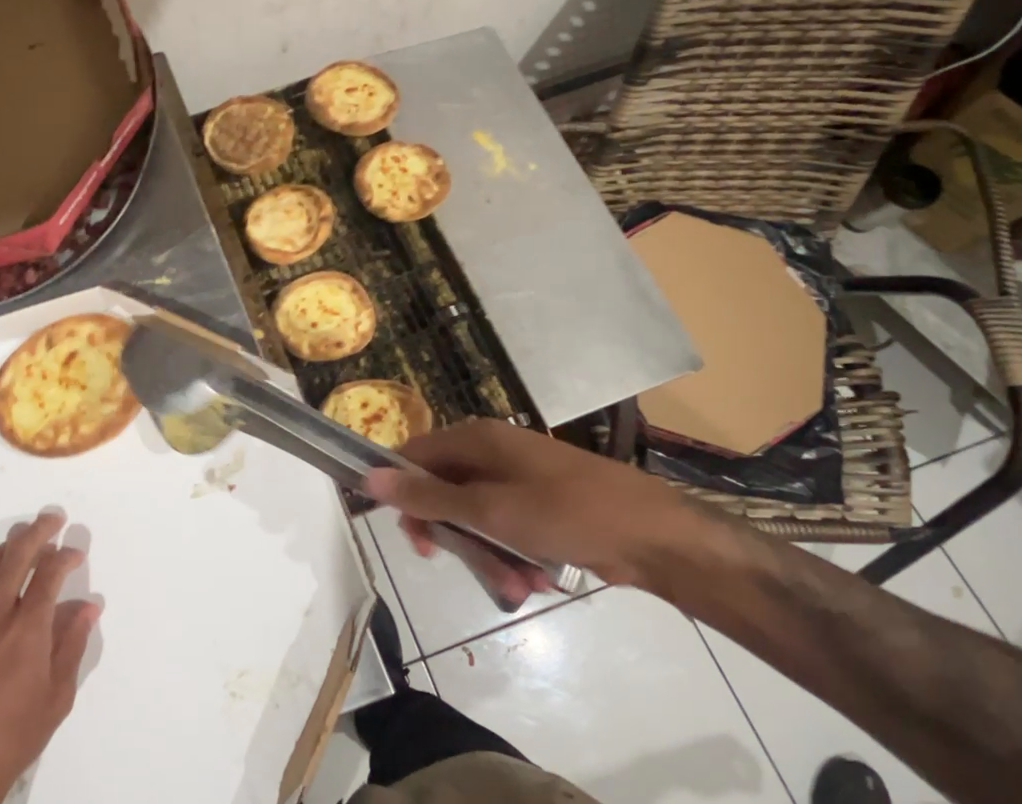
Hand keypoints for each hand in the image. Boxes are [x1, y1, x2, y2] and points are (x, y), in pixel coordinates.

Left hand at [0, 512, 100, 803]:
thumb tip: (88, 607)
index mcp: (27, 627)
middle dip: (38, 530)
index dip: (66, 555)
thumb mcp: (57, 696)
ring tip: (24, 538)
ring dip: (9, 545)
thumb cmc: (12, 735)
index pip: (50, 572)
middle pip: (16, 554)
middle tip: (54, 518)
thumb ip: (71, 644)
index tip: (77, 551)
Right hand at [362, 419, 700, 590]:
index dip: (403, 493)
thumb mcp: (490, 510)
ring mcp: (517, 480)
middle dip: (453, 537)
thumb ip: (427, 496)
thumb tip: (368, 476)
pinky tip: (534, 579)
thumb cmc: (568, 513)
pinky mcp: (539, 507)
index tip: (412, 536)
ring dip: (486, 555)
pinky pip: (505, 531)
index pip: (414, 457)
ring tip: (515, 582)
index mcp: (476, 439)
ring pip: (474, 520)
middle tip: (458, 563)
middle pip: (443, 493)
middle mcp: (492, 453)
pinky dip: (512, 556)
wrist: (653, 536)